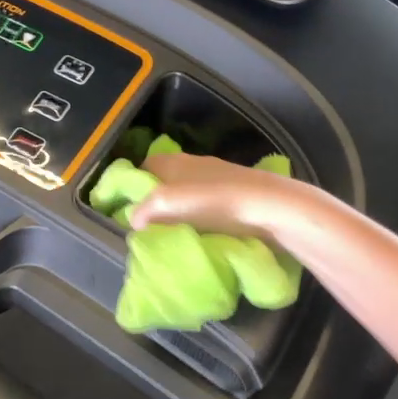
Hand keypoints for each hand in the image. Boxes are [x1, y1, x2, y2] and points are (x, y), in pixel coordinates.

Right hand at [130, 153, 336, 239]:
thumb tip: (134, 222)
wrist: (271, 209)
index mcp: (175, 162)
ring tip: (172, 236)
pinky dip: (198, 219)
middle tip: (147, 228)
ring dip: (177, 213)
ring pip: (186, 194)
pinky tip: (199, 235)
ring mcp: (218, 179)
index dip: (132, 186)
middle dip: (154, 202)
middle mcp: (195, 165)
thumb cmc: (215, 203)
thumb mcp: (168, 203)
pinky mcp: (236, 196)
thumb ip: (145, 210)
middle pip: (165, 181)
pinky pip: (206, 206)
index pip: (143, 167)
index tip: (126, 209)